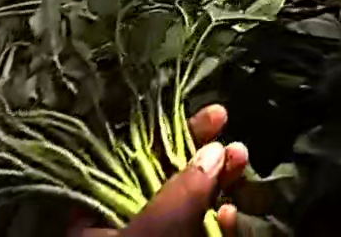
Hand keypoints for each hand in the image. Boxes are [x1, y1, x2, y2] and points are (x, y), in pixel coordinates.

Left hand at [73, 104, 247, 235]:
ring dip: (222, 183)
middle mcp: (126, 219)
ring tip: (243, 168)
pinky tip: (231, 217)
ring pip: (193, 202)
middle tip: (237, 147)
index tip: (218, 115)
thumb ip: (175, 198)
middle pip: (173, 174)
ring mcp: (155, 234)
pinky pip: (202, 231)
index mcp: (98, 211)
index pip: (139, 152)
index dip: (178, 130)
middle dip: (209, 157)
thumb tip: (213, 151)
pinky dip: (220, 222)